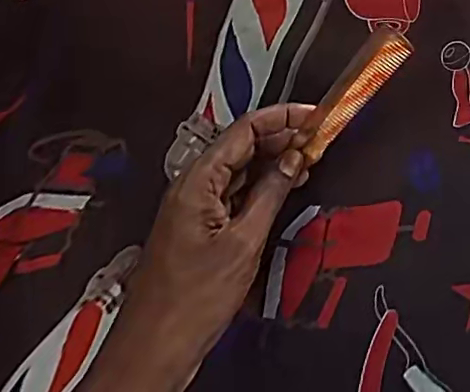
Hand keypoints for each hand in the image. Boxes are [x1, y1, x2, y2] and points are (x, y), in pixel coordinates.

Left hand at [78, 104, 313, 391]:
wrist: (152, 354)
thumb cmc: (186, 306)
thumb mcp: (244, 243)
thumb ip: (272, 193)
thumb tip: (294, 160)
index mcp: (197, 182)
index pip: (246, 129)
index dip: (283, 117)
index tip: (312, 116)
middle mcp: (193, 187)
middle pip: (243, 144)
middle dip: (283, 137)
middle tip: (316, 138)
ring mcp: (195, 206)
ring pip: (242, 167)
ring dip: (275, 160)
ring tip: (308, 159)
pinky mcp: (201, 226)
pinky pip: (236, 190)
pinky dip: (263, 184)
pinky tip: (285, 187)